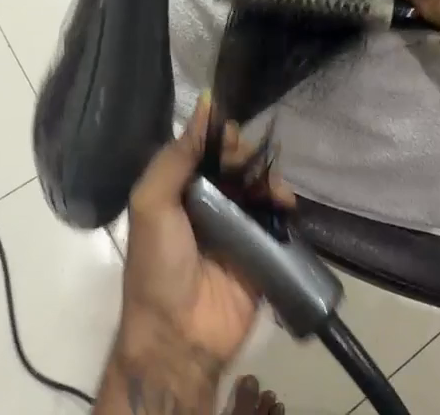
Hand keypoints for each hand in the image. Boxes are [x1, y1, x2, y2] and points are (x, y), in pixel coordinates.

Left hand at [99, 99, 289, 412]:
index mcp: (177, 190)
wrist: (179, 335)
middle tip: (255, 162)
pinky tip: (286, 204)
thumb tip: (204, 105)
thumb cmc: (158, 264)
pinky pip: (276, 220)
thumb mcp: (153, 202)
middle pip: (235, 165)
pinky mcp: (261, 252)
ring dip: (269, 179)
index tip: (232, 135)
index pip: (203, 150)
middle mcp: (207, 204)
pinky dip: (283, 206)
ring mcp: (235, 228)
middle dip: (248, 157)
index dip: (219, 138)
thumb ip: (177, 156)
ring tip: (275, 188)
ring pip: (258, 188)